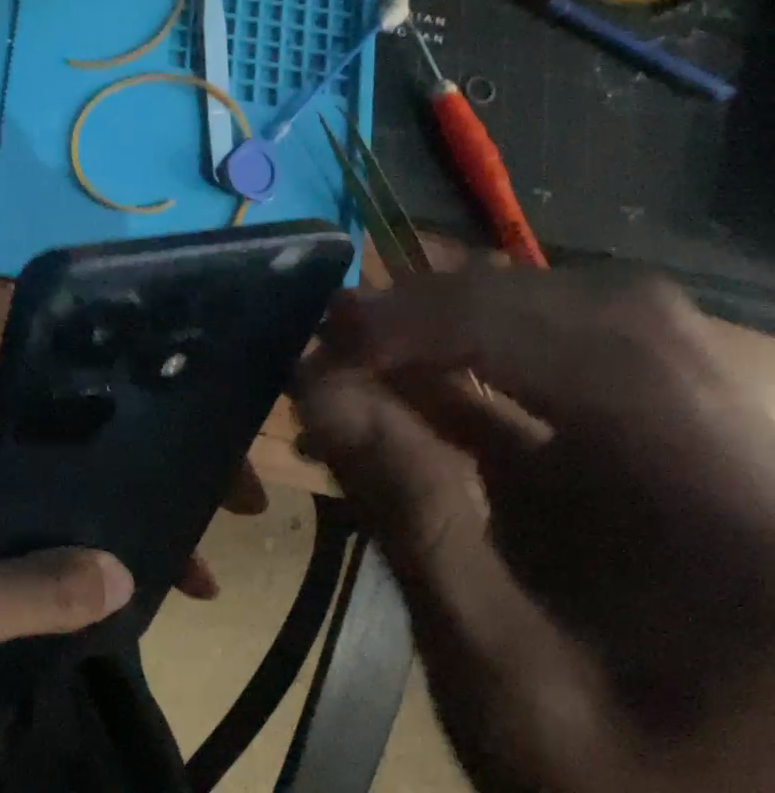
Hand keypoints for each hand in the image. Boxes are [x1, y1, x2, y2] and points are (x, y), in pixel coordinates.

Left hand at [0, 386, 263, 683]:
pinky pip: (15, 481)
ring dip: (111, 501)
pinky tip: (94, 560)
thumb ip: (27, 592)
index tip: (233, 490)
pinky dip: (62, 513)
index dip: (168, 447)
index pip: (90, 419)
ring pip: (51, 460)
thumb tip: (125, 569)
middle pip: (80, 434)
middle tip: (225, 531)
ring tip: (182, 558)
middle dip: (154, 477)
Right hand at [295, 269, 774, 791]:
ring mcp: (695, 476)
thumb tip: (317, 391)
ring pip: (585, 349)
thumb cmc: (622, 790)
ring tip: (350, 345)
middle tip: (338, 324)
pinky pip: (552, 405)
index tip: (341, 336)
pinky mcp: (643, 490)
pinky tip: (378, 397)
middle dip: (461, 305)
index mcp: (742, 518)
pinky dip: (458, 385)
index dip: (465, 319)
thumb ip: (416, 526)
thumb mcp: (503, 680)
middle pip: (614, 325)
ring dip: (458, 333)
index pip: (614, 355)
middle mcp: (740, 470)